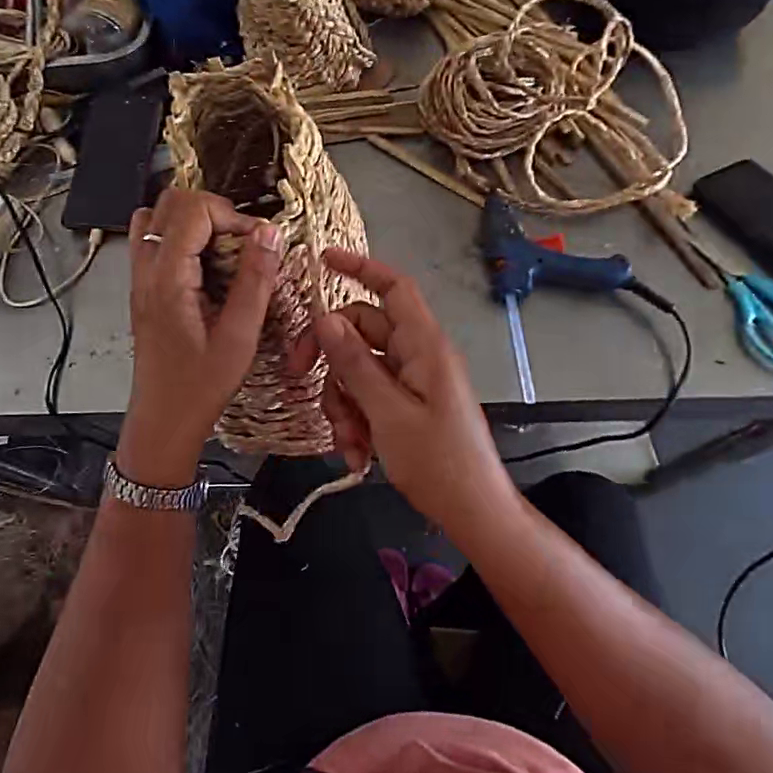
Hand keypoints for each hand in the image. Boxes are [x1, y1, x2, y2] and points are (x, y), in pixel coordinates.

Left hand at [121, 190, 281, 486]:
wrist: (163, 420)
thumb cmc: (199, 387)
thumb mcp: (239, 337)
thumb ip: (255, 280)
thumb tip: (269, 232)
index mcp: (167, 280)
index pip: (193, 210)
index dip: (232, 216)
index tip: (256, 243)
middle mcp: (145, 271)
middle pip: (170, 202)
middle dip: (213, 211)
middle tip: (241, 241)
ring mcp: (139, 278)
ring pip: (156, 216)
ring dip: (193, 220)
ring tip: (222, 249)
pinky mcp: (142, 288)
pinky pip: (153, 240)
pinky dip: (180, 236)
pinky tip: (205, 265)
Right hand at [290, 249, 516, 532]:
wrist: (473, 511)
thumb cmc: (438, 462)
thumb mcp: (388, 412)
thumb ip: (355, 364)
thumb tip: (325, 318)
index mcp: (423, 345)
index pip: (394, 287)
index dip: (360, 267)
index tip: (323, 260)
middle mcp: (418, 354)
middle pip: (362, 332)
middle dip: (331, 360)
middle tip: (299, 379)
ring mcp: (412, 380)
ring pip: (360, 369)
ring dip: (343, 402)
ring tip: (348, 442)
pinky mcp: (407, 404)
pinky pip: (370, 396)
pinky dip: (357, 420)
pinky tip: (357, 454)